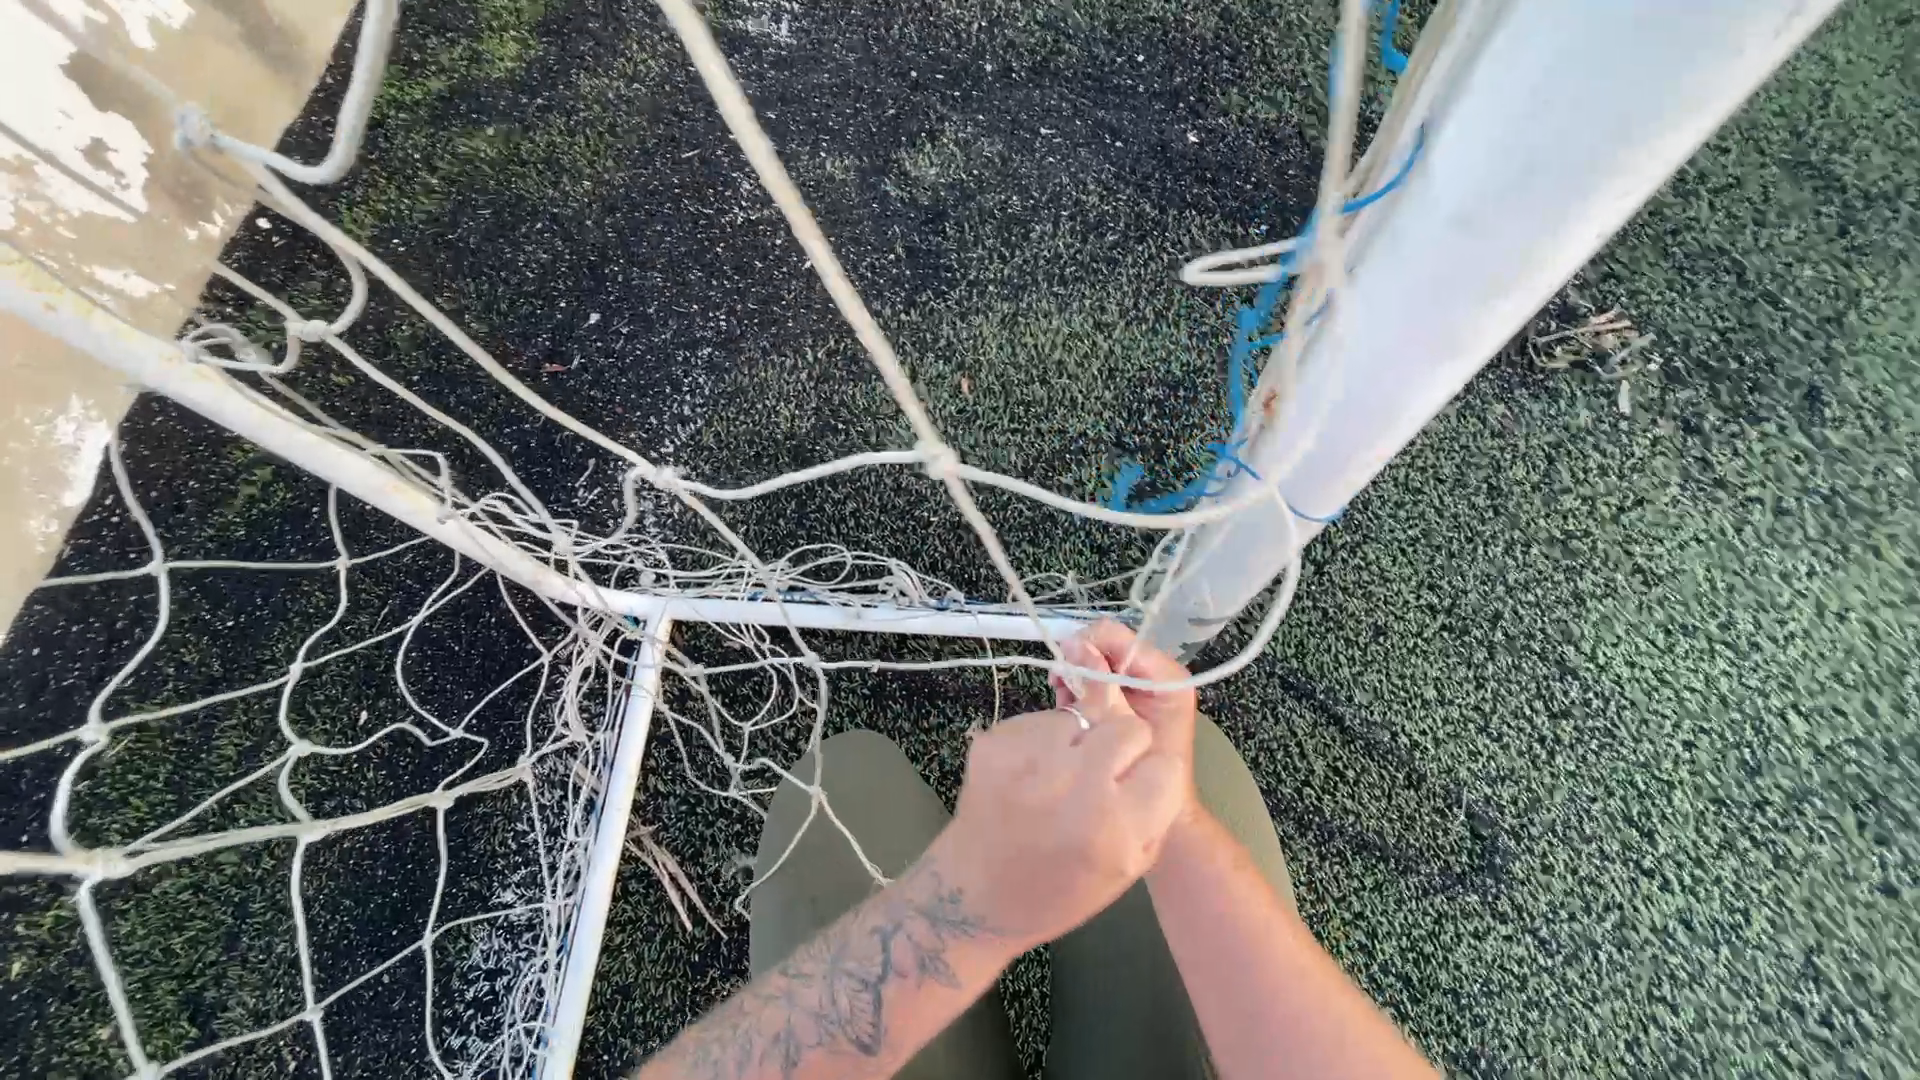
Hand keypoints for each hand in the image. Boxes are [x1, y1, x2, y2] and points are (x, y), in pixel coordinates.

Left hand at [930, 629, 1187, 949]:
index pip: (1167, 765)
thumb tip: (1155, 754)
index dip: (1153, 775)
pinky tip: (1031, 772)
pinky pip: (1043, 719)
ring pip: (1086, 715)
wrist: (977, 893)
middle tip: (1100, 776)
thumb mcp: (1127, 868)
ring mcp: (1029, 757)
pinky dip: (1045, 739)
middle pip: (1130, 728)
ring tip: (1060, 774)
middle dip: (1124, 748)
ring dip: (1083, 739)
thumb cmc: (1060, 890)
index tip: (1136, 788)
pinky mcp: (997, 740)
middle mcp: (1073, 783)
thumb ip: (1153, 811)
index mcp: (1115, 826)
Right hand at [1051, 620, 1200, 825]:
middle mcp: (1154, 672)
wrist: (1163, 813)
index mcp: (1165, 675)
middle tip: (1060, 685)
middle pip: (1105, 645)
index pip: (1119, 637)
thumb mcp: (1121, 724)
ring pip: (1096, 659)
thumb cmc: (1147, 773)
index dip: (1089, 644)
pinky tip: (1069, 705)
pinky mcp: (1121, 694)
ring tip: (1065, 700)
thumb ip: (1100, 685)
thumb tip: (1074, 646)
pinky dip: (1077, 686)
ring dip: (1075, 674)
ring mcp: (1136, 683)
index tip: (1065, 664)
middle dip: (1078, 660)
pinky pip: (1094, 677)